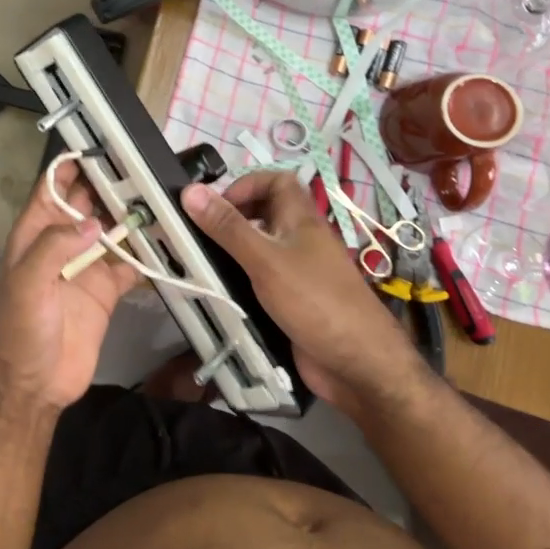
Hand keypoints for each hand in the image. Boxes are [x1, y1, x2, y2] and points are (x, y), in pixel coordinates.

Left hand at [0, 161, 140, 415]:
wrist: (34, 386)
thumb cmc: (20, 331)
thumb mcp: (28, 283)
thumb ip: (55, 247)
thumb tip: (94, 222)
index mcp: (34, 236)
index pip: (51, 190)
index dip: (70, 167)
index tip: (99, 147)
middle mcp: (60, 245)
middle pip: (86, 205)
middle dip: (109, 185)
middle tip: (142, 167)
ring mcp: (84, 267)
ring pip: (111, 231)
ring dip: (132, 216)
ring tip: (161, 197)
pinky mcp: (106, 292)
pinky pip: (129, 265)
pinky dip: (147, 254)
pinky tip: (168, 241)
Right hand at [182, 173, 430, 416]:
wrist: (360, 367)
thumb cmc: (316, 303)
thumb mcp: (265, 260)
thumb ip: (228, 228)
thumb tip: (190, 190)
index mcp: (301, 222)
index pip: (277, 181)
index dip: (246, 184)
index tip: (215, 204)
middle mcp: (301, 243)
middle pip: (266, 214)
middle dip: (233, 218)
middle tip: (202, 233)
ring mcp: (299, 275)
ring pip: (261, 250)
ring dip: (233, 253)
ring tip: (201, 262)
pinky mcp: (293, 304)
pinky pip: (262, 282)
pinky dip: (241, 283)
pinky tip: (220, 295)